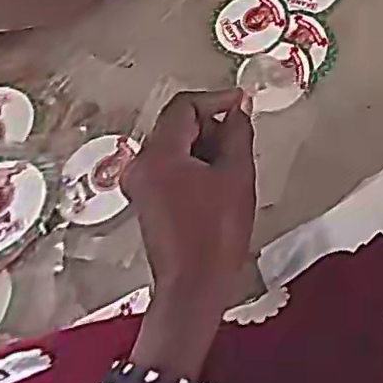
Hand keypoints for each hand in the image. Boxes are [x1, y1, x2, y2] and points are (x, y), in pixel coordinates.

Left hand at [124, 89, 256, 376]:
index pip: (184, 107)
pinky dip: (196, 159)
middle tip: (241, 132)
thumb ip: (237, 131)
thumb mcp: (236, 171)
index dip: (216, 99)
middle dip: (211, 122)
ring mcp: (141, 183)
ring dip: (205, 142)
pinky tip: (220, 174)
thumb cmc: (217, 229)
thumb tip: (238, 108)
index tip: (242, 102)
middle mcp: (141, 165)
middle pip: (177, 123)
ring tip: (235, 157)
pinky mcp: (148, 198)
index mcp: (159, 155)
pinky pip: (172, 163)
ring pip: (176, 143)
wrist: (196, 283)